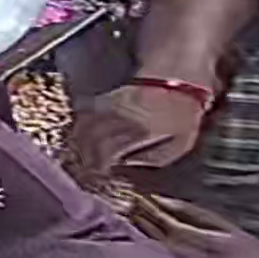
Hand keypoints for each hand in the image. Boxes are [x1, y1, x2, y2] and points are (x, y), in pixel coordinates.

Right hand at [71, 82, 208, 174]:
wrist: (172, 82)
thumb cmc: (182, 114)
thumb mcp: (182, 141)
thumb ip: (155, 157)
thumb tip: (128, 164)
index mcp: (134, 131)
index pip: (106, 152)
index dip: (97, 165)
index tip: (94, 176)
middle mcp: (111, 120)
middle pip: (88, 142)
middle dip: (83, 157)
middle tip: (80, 169)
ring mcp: (100, 109)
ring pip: (80, 131)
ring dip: (76, 145)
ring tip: (76, 156)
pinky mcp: (94, 103)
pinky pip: (80, 120)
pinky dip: (77, 131)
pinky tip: (77, 139)